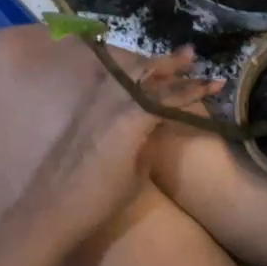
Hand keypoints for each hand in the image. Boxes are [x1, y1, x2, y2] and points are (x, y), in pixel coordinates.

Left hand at [15, 46, 221, 243]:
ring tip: (166, 62)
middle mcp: (110, 104)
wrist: (49, 212)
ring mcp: (92, 105)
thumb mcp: (136, 174)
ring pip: (124, 74)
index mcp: (130, 120)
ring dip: (147, 66)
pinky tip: (132, 79)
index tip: (217, 81)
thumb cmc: (99, 201)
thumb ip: (147, 142)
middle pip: (144, 74)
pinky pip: (107, 83)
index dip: (195, 88)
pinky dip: (126, 76)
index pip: (169, 96)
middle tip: (190, 54)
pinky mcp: (80, 112)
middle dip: (169, 63)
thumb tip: (152, 126)